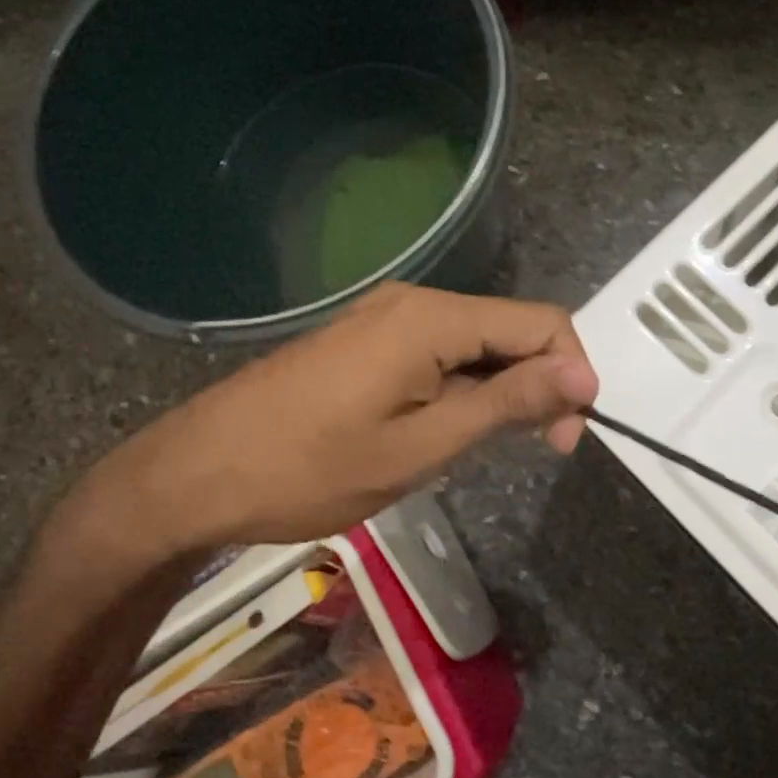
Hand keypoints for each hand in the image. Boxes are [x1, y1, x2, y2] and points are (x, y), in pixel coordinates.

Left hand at [80, 283, 599, 557]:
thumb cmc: (309, 469)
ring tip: (488, 447)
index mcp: (432, 318)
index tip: (566, 438)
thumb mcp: (421, 446)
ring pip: (477, 340)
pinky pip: (441, 350)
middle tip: (537, 451)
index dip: (571, 372)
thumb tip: (584, 374)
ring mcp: (386, 317)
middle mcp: (415, 301)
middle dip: (540, 382)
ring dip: (502, 387)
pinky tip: (449, 428)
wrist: (193, 475)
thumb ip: (507, 402)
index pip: (541, 322)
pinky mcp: (367, 339)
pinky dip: (465, 385)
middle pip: (511, 327)